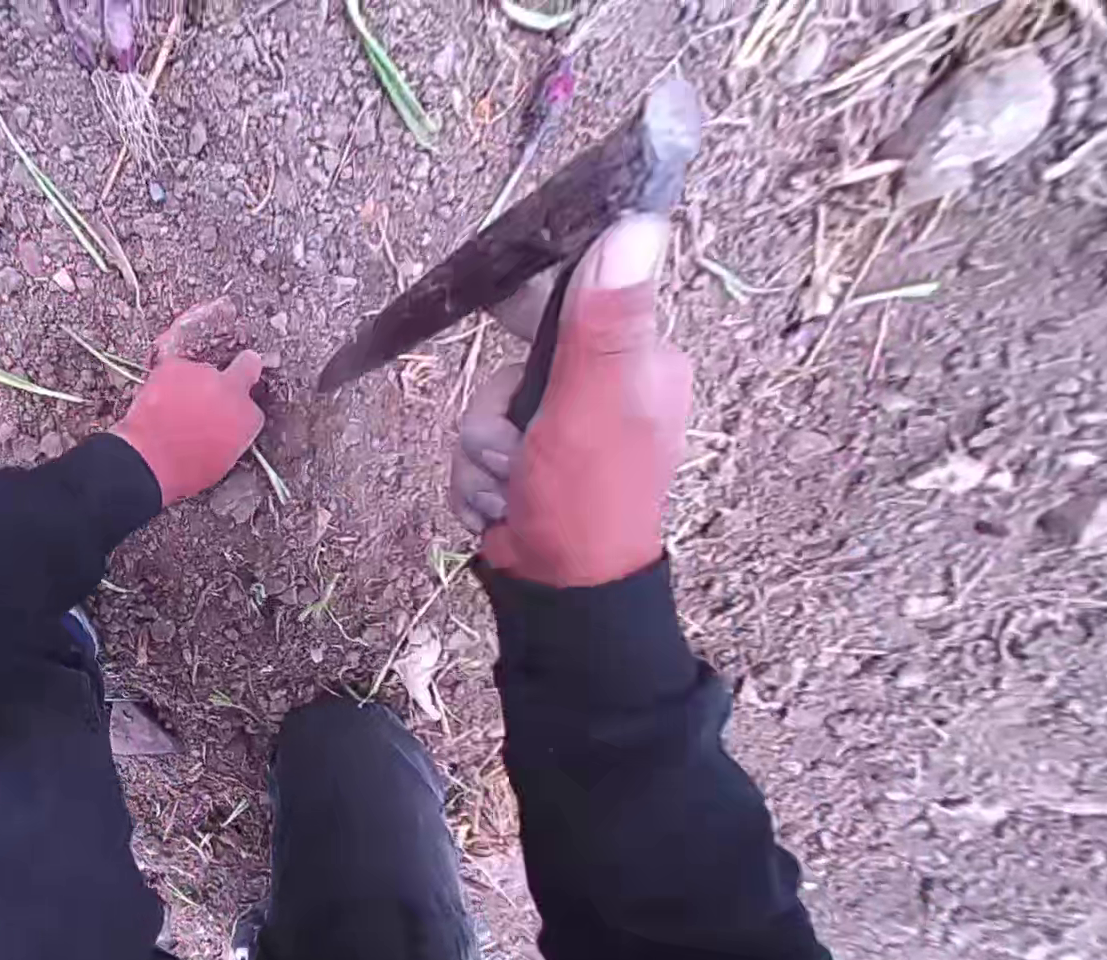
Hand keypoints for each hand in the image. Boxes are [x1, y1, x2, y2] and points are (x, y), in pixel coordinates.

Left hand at [113, 304, 264, 504]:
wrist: (150, 461)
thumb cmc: (184, 471)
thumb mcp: (221, 462)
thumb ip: (231, 437)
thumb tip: (223, 431)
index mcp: (249, 419)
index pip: (253, 406)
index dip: (238, 412)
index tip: (228, 417)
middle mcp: (234, 390)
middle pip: (245, 369)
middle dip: (235, 378)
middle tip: (213, 397)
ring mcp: (205, 373)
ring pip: (206, 371)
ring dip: (195, 384)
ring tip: (176, 411)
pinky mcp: (176, 365)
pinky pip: (177, 368)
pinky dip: (170, 380)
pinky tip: (161, 402)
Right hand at [450, 214, 690, 586]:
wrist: (558, 587)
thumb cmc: (585, 500)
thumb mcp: (595, 407)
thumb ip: (604, 324)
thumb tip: (635, 224)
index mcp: (630, 363)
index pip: (571, 301)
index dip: (523, 304)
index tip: (484, 307)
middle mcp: (592, 390)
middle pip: (506, 367)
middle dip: (493, 419)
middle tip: (515, 453)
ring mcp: (551, 429)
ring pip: (480, 414)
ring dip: (481, 459)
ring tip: (507, 491)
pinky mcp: (519, 462)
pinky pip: (472, 452)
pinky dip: (474, 482)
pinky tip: (497, 507)